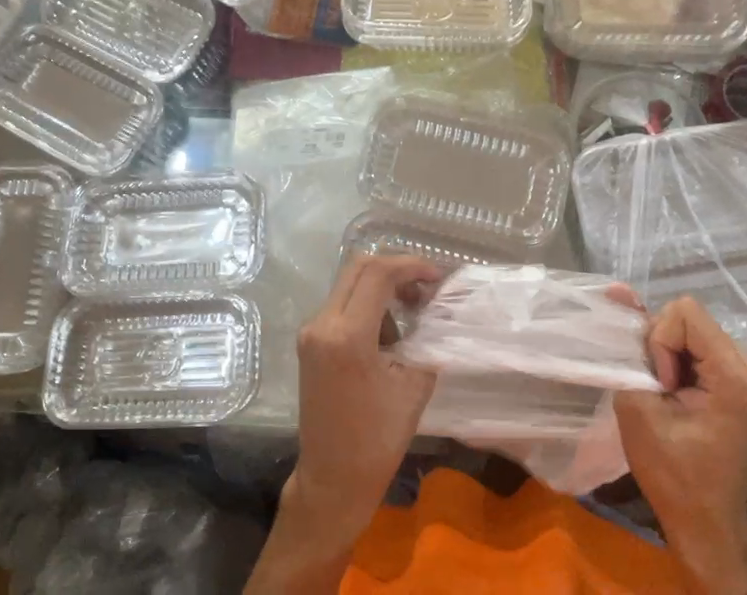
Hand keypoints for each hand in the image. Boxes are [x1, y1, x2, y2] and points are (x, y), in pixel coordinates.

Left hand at [288, 254, 441, 534]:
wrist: (333, 479)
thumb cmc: (378, 439)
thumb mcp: (414, 385)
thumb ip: (425, 340)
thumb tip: (436, 311)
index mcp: (346, 334)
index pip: (378, 274)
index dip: (410, 266)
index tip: (437, 276)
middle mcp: (321, 324)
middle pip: (358, 269)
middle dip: (395, 270)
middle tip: (425, 287)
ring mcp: (311, 333)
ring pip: (349, 286)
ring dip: (381, 289)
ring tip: (412, 314)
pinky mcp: (309, 344)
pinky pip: (341, 307)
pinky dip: (367, 306)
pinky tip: (390, 332)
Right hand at [614, 297, 746, 593]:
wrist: (705, 520)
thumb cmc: (672, 472)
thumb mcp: (638, 407)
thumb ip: (629, 348)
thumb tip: (618, 291)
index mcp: (735, 373)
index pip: (683, 312)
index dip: (659, 341)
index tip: (661, 384)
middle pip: (687, 319)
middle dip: (661, 348)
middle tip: (660, 393)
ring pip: (689, 330)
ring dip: (667, 356)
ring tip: (667, 397)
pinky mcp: (739, 380)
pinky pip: (697, 346)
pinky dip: (677, 362)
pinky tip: (672, 391)